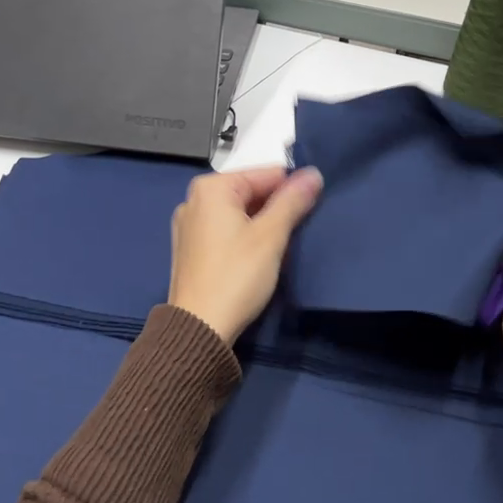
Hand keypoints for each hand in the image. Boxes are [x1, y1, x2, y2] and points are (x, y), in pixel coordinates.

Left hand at [169, 165, 323, 342]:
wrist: (199, 329)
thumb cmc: (236, 276)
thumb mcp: (271, 236)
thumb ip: (292, 201)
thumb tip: (313, 174)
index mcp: (211, 188)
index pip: (265, 174)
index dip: (292, 189)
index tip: (312, 209)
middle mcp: (194, 200)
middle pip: (249, 192)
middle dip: (275, 208)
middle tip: (298, 231)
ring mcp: (188, 225)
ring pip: (238, 213)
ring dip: (262, 224)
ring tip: (281, 246)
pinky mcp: (189, 249)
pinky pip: (224, 231)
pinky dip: (244, 237)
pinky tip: (258, 257)